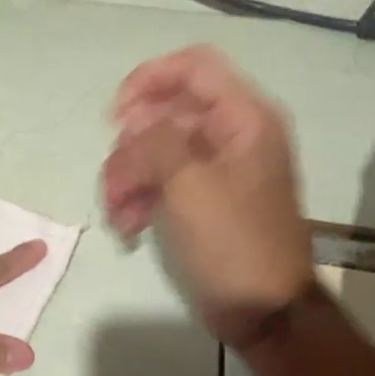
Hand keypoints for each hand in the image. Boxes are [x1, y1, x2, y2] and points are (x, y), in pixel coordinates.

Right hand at [101, 46, 314, 339]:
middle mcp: (230, 134)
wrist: (261, 308)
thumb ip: (156, 140)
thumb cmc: (232, 242)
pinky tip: (129, 228)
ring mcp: (214, 169)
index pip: (192, 67)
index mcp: (243, 118)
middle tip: (114, 185)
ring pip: (152, 150)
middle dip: (129, 148)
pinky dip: (137, 199)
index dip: (147, 80)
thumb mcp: (189, 184)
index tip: (114, 117)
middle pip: (163, 113)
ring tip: (119, 215)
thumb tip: (134, 123)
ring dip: (127, 179)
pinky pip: (157, 182)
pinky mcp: (199, 200)